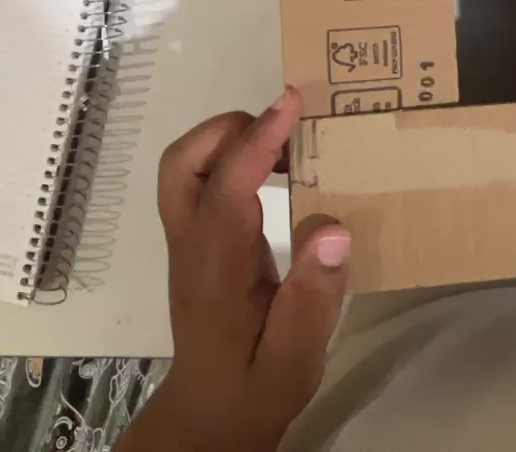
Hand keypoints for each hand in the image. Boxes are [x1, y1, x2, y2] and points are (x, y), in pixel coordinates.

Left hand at [122, 88, 350, 451]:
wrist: (211, 414)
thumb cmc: (256, 385)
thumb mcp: (295, 358)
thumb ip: (312, 299)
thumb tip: (335, 230)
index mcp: (216, 269)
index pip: (225, 188)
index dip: (257, 140)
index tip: (292, 101)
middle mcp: (192, 244)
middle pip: (181, 163)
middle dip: (230, 128)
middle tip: (287, 125)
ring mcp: (187, 240)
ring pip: (184, 167)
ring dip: (230, 139)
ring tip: (288, 141)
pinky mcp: (196, 240)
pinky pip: (201, 180)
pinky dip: (233, 156)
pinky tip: (277, 170)